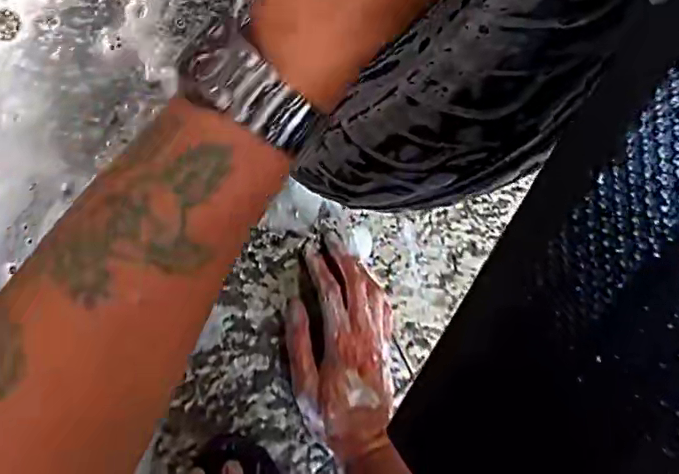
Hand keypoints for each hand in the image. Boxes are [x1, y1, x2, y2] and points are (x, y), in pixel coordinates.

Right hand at [286, 235, 396, 466]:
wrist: (367, 439)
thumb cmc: (333, 416)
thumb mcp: (304, 384)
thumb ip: (298, 342)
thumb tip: (294, 306)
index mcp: (340, 340)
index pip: (330, 290)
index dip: (318, 266)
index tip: (309, 252)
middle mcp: (363, 333)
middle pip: (355, 282)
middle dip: (341, 255)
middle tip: (330, 238)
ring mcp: (377, 337)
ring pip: (372, 290)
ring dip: (359, 267)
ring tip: (346, 253)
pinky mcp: (385, 344)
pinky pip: (384, 306)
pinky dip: (375, 287)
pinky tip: (368, 282)